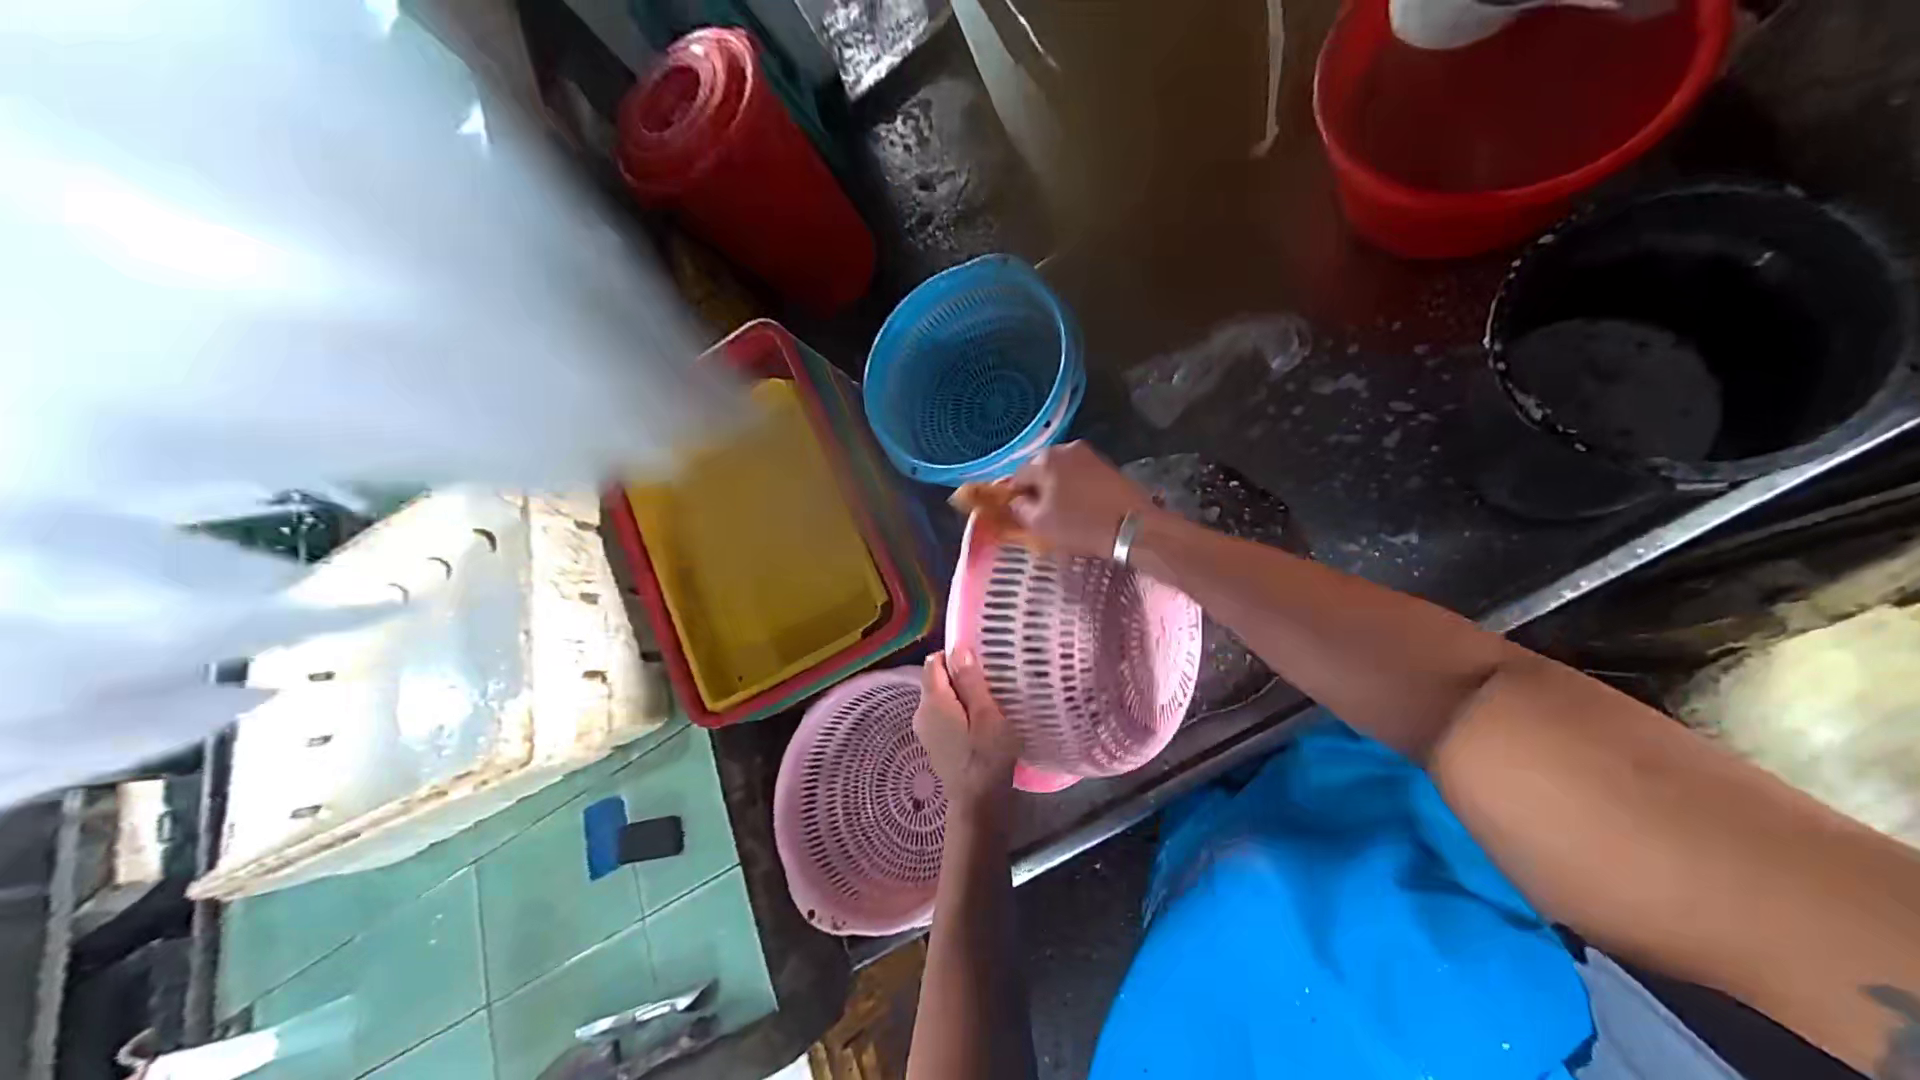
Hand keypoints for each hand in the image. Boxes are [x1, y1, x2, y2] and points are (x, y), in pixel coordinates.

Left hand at [913, 649, 1017, 810]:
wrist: (977, 807)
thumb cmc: (986, 758)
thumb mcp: (987, 715)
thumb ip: (971, 682)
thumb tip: (958, 649)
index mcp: (932, 701)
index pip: (934, 662)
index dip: (956, 655)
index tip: (982, 659)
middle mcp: (922, 712)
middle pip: (938, 679)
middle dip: (963, 676)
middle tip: (994, 680)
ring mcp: (926, 729)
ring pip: (943, 698)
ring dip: (964, 695)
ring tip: (993, 699)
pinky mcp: (935, 743)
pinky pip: (946, 715)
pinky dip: (961, 712)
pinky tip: (982, 721)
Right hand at [1007, 442, 1158, 559]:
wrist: (1133, 527)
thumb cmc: (1080, 525)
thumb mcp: (1040, 524)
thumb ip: (1020, 509)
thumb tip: (1017, 501)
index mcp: (1044, 460)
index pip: (1017, 477)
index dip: (1016, 497)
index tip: (1021, 514)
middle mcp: (1065, 449)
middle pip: (1040, 470)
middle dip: (1038, 489)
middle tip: (1041, 514)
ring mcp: (1088, 454)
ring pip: (1061, 471)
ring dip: (1057, 488)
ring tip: (1062, 511)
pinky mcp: (1106, 464)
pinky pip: (1080, 474)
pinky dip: (1075, 487)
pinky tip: (1080, 505)